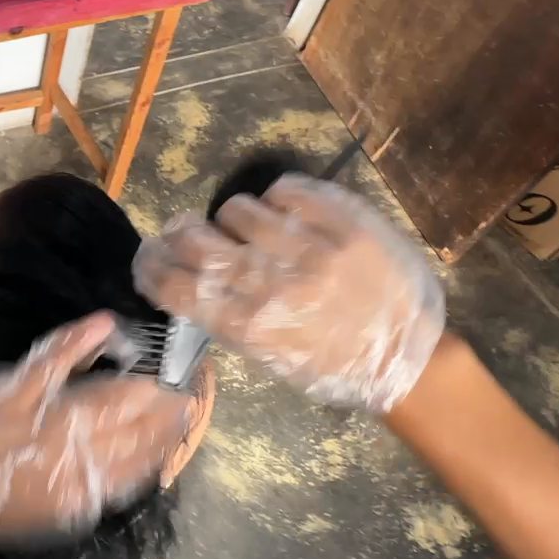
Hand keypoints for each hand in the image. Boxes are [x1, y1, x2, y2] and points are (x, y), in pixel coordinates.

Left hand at [0, 312, 193, 558]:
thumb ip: (24, 535)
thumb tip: (44, 508)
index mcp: (54, 510)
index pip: (122, 478)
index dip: (153, 456)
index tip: (174, 439)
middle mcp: (58, 470)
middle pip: (125, 439)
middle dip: (158, 420)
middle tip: (185, 400)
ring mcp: (32, 431)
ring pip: (100, 405)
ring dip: (135, 390)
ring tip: (162, 376)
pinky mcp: (0, 401)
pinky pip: (49, 365)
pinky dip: (77, 341)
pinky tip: (104, 325)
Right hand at [133, 173, 444, 411]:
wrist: (409, 360)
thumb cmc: (328, 366)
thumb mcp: (265, 356)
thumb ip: (224, 315)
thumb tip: (184, 272)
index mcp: (251, 327)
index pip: (177, 286)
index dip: (152, 266)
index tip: (149, 258)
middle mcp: (275, 287)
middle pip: (198, 242)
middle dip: (181, 234)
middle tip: (186, 233)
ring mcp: (313, 251)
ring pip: (237, 210)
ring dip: (232, 219)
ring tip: (246, 229)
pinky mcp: (346, 223)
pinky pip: (286, 191)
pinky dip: (275, 200)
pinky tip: (282, 216)